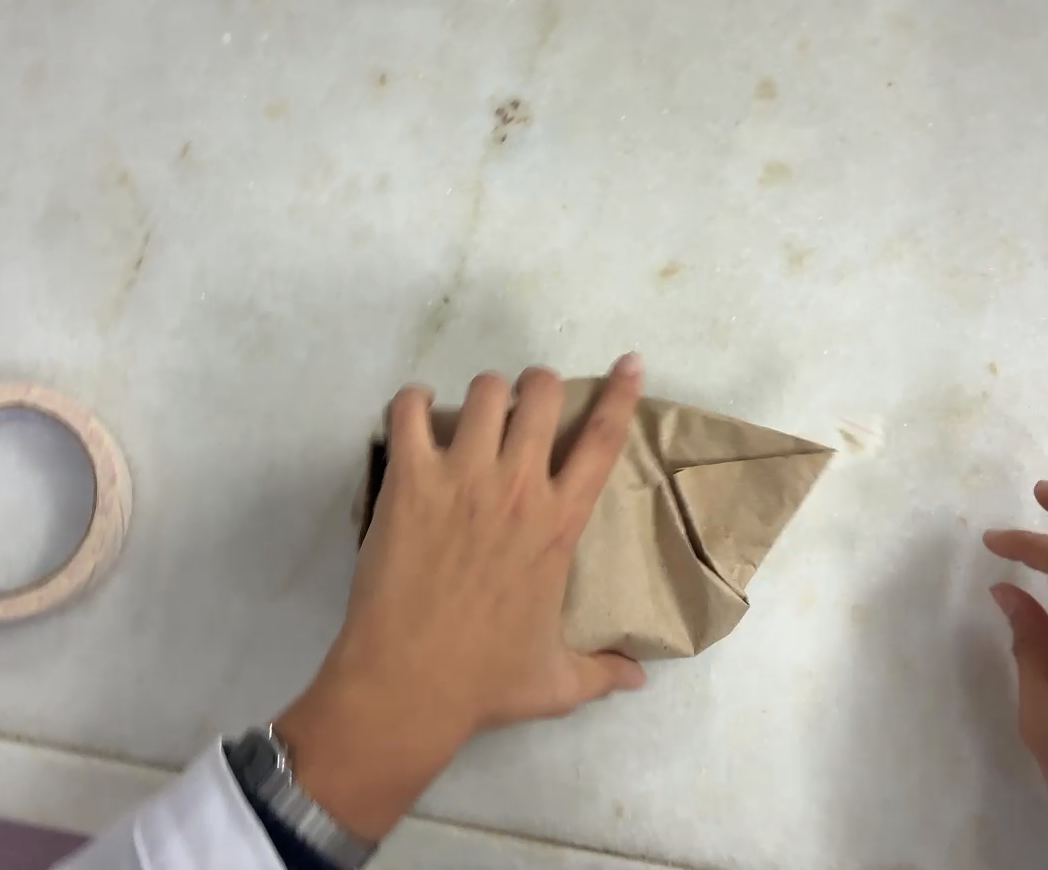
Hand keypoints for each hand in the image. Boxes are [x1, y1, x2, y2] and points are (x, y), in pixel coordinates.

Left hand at [274, 356, 647, 840]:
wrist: (407, 686)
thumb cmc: (484, 681)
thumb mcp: (557, 683)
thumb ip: (602, 673)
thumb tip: (640, 681)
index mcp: (559, 524)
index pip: (603, 441)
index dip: (621, 394)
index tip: (630, 362)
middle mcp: (518, 487)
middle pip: (542, 393)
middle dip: (538, 386)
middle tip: (524, 405)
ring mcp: (462, 477)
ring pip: (485, 391)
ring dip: (483, 395)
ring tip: (472, 416)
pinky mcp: (411, 478)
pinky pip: (410, 409)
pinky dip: (412, 401)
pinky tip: (415, 414)